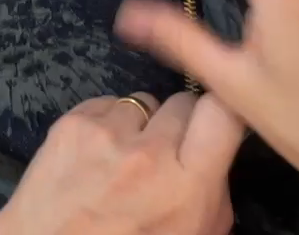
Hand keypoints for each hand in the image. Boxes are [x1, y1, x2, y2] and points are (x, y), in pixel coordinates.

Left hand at [0, 90, 246, 234]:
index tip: (222, 117)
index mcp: (188, 187)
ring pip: (141, 102)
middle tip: (169, 150)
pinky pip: (106, 104)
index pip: (223, 112)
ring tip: (124, 158)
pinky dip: (106, 123)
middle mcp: (150, 150)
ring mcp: (107, 131)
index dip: (226, 108)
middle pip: (182, 101)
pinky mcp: (72, 120)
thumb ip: (211, 197)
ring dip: (141, 125)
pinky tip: (96, 155)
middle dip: (181, 122)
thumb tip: (214, 158)